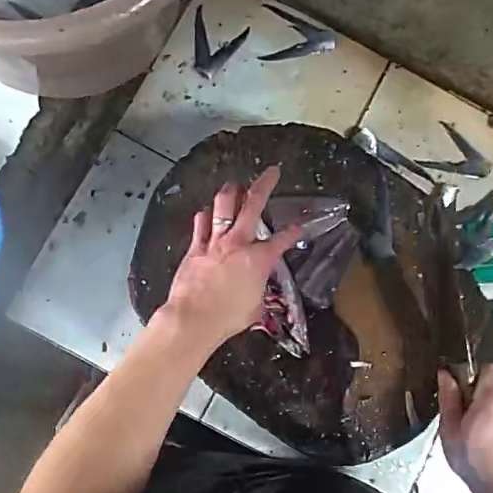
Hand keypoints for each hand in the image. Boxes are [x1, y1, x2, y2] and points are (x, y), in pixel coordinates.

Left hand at [153, 166, 299, 356]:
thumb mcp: (255, 306)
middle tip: (271, 172)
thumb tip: (256, 289)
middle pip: (253, 204)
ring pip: (223, 205)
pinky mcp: (195, 248)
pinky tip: (208, 211)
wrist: (194, 319)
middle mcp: (238, 244)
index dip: (292, 233)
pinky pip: (201, 223)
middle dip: (265, 184)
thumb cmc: (228, 317)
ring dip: (231, 192)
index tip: (297, 228)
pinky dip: (206, 215)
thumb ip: (258, 290)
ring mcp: (215, 243)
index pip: (282, 240)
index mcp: (259, 259)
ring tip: (235, 185)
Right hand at [437, 364, 492, 492]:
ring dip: (482, 413)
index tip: (457, 383)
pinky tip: (481, 443)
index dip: (470, 371)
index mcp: (490, 399)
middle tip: (458, 417)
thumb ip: (448, 399)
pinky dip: (491, 424)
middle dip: (473, 397)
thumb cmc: (475, 463)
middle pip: (488, 388)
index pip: (486, 367)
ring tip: (468, 434)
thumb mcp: (450, 431)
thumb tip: (445, 375)